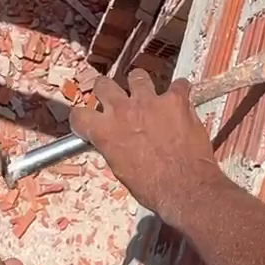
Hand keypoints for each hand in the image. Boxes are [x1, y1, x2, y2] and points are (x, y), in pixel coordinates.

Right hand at [71, 69, 230, 221]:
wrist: (185, 188)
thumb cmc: (154, 188)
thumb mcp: (121, 170)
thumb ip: (114, 146)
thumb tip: (114, 141)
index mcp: (105, 132)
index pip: (79, 115)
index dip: (83, 118)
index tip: (89, 120)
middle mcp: (123, 110)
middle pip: (103, 84)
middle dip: (108, 90)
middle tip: (116, 99)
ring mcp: (149, 101)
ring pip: (137, 76)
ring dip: (141, 85)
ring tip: (149, 96)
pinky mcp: (175, 99)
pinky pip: (178, 85)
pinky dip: (178, 91)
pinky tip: (180, 100)